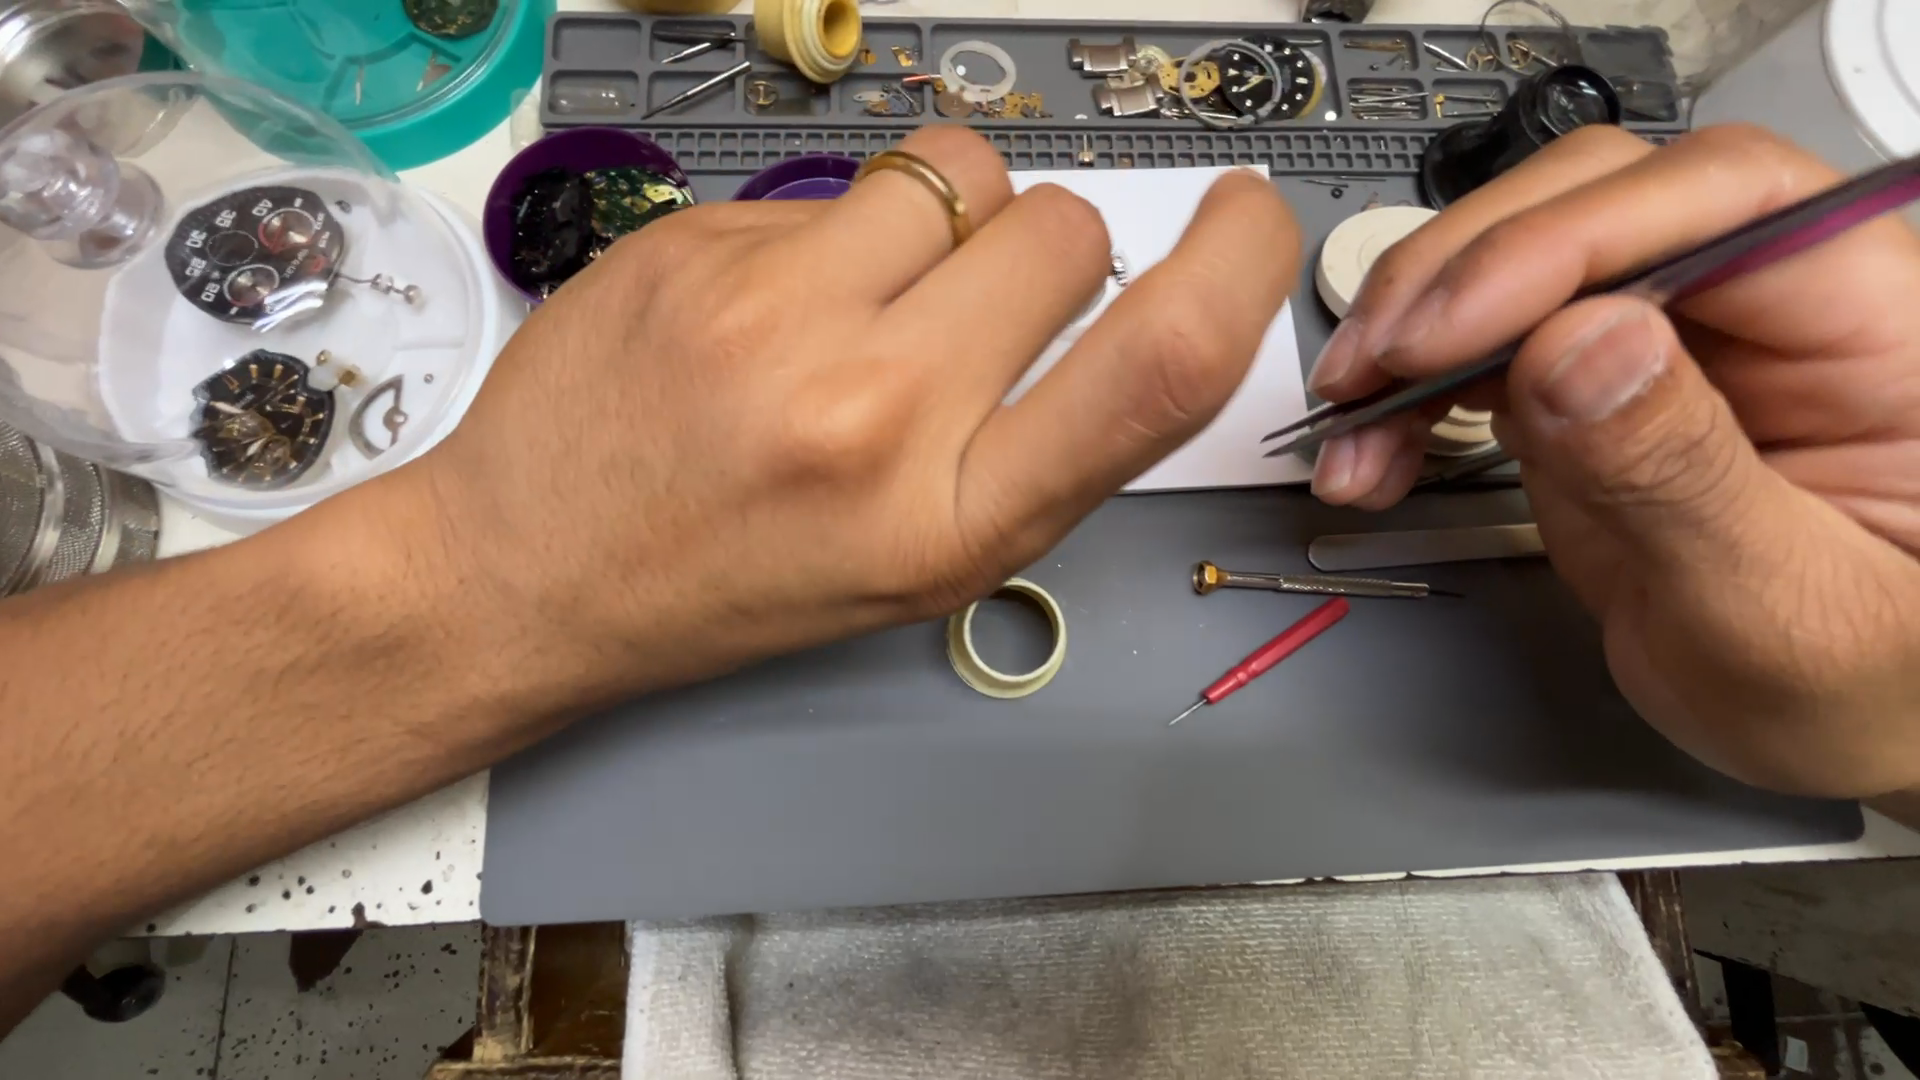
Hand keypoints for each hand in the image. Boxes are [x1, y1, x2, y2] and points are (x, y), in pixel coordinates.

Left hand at [410, 126, 1298, 705]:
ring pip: (960, 174)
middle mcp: (880, 413)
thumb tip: (1103, 309)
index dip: (1240, 272)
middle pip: (1064, 235)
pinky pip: (840, 183)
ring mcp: (780, 316)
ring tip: (878, 295)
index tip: (1245, 226)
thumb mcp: (921, 562)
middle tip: (977, 315)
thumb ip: (1034, 442)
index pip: (1160, 369)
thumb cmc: (740, 582)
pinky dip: (844, 228)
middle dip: (1050, 257)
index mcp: (954, 522)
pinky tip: (782, 303)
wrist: (539, 572)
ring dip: (953, 220)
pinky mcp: (702, 245)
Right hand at [1305, 124, 1919, 800]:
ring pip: (1494, 278)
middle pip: (1576, 208)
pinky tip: (1367, 460)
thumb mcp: (1769, 605)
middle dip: (1443, 285)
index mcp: (1869, 324)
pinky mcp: (1566, 387)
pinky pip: (1460, 357)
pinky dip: (1393, 404)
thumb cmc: (1845, 678)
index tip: (1428, 341)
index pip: (1710, 201)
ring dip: (1395, 353)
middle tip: (1357, 376)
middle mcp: (1748, 304)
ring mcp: (1645, 340)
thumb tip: (1578, 344)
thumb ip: (1680, 472)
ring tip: (1346, 446)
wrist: (1801, 708)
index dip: (1550, 245)